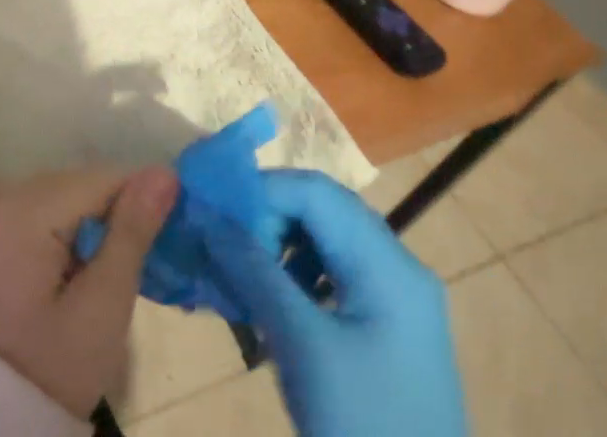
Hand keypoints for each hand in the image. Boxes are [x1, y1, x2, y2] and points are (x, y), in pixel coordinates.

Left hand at [0, 166, 178, 417]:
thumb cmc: (52, 367)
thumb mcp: (103, 306)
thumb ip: (132, 233)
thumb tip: (163, 173)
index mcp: (15, 213)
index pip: (94, 181)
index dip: (136, 199)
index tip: (166, 229)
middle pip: (66, 188)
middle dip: (104, 214)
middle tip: (136, 260)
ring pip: (43, 200)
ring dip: (75, 224)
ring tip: (98, 273)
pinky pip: (16, 217)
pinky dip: (44, 234)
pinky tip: (60, 272)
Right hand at [198, 169, 466, 436]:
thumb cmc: (360, 421)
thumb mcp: (301, 345)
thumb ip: (255, 272)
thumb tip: (208, 216)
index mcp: (389, 265)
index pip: (316, 192)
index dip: (260, 192)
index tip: (210, 215)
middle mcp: (398, 268)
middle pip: (323, 212)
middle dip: (264, 219)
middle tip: (217, 247)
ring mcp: (395, 300)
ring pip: (325, 243)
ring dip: (275, 248)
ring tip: (236, 278)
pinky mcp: (384, 328)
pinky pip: (333, 277)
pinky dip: (293, 277)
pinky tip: (265, 306)